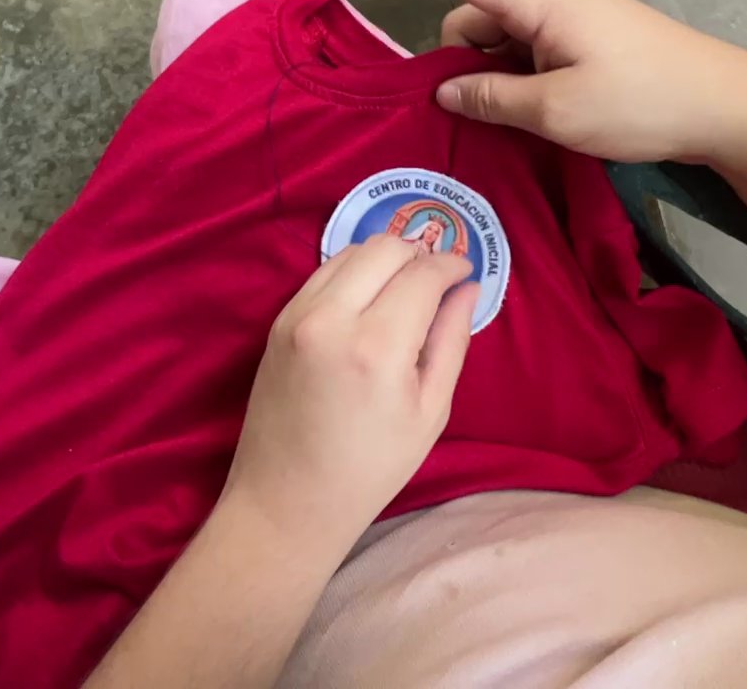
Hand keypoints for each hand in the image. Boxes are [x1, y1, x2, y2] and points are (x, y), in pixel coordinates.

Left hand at [223, 235, 477, 549]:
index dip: (452, 265)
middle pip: (386, 246)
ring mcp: (298, 314)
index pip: (423, 274)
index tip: (465, 273)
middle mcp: (332, 317)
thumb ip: (451, 340)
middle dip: (420, 253)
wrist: (285, 500)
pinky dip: (354, 272)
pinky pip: (324, 271)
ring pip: (352, 251)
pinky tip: (368, 300)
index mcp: (377, 347)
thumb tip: (468, 288)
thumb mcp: (429, 411)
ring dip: (386, 258)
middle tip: (437, 281)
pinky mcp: (279, 319)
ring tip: (404, 289)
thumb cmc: (370, 468)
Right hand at [349, 0, 746, 165]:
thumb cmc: (643, 102)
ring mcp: (569, 17)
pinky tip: (531, 115)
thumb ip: (492, 98)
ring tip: (516, 122)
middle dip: (456, 59)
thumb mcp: (557, 111)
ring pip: (499, 38)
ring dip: (489, 75)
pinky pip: (526, 50)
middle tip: (471, 113)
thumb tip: (444, 92)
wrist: (727, 106)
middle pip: (474, 14)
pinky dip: (514, 78)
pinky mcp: (583, 39)